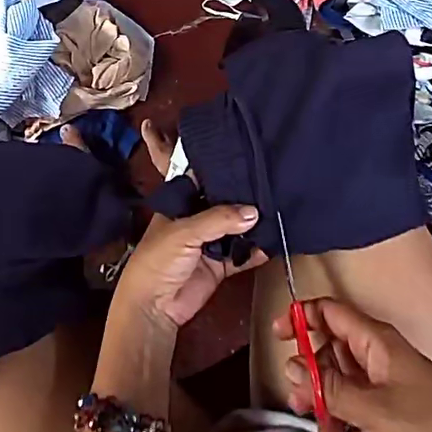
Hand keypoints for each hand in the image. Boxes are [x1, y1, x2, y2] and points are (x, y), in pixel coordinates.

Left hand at [102, 121, 266, 333]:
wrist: (153, 308)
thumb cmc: (157, 261)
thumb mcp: (184, 232)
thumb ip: (219, 219)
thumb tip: (255, 210)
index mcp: (178, 199)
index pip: (176, 163)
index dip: (175, 144)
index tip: (187, 123)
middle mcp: (196, 213)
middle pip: (219, 192)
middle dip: (238, 181)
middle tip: (263, 160)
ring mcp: (209, 239)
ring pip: (235, 221)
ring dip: (253, 216)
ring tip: (278, 196)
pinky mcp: (221, 263)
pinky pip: (244, 253)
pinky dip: (258, 249)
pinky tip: (274, 239)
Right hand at [273, 299, 431, 431]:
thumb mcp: (377, 408)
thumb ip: (334, 387)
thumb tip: (296, 363)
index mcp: (379, 344)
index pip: (335, 315)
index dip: (306, 317)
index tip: (279, 333)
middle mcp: (381, 365)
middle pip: (334, 361)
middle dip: (313, 383)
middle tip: (300, 404)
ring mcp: (387, 399)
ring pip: (342, 400)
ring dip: (328, 426)